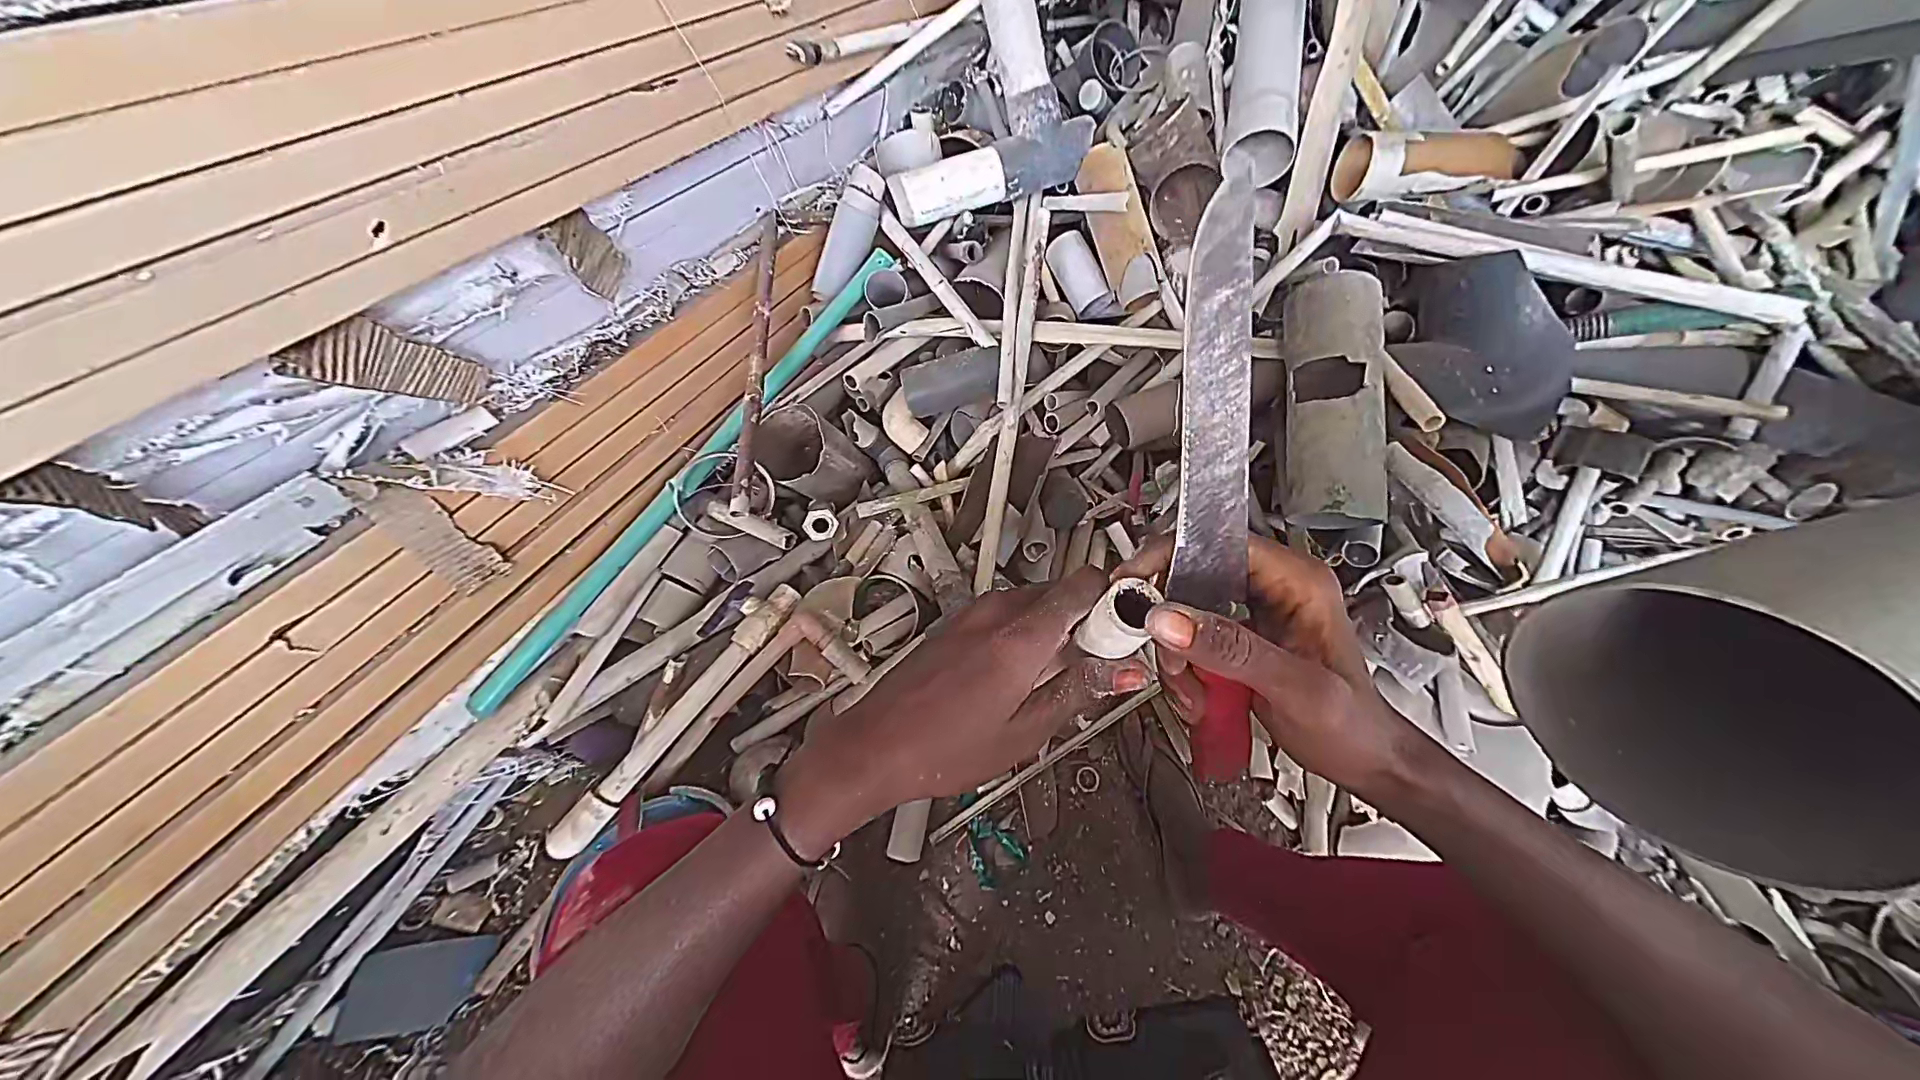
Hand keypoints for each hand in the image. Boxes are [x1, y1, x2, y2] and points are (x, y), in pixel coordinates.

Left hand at [777, 566, 1150, 856]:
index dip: (1115, 602)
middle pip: (1063, 591)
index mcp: (1021, 636)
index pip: (1085, 584)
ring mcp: (973, 613)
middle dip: (1088, 621)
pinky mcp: (958, 621)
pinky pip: (1007, 612)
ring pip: (1036, 602)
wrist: (875, 744)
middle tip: (1098, 665)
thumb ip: (1079, 691)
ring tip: (1055, 678)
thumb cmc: (942, 747)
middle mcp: (996, 611)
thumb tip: (1122, 671)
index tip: (1126, 632)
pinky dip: (1027, 633)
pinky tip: (1020, 676)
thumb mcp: (1026, 732)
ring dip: (1057, 629)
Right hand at [1115, 532, 1429, 801]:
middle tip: (1167, 656)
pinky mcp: (1235, 637)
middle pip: (1189, 575)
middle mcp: (1271, 587)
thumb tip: (1168, 618)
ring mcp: (1250, 612)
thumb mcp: (1295, 687)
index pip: (1217, 541)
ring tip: (1194, 690)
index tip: (1134, 582)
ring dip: (1174, 654)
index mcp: (1297, 580)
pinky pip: (1187, 638)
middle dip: (1168, 620)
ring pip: (1181, 610)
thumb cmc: (1354, 726)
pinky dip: (1180, 667)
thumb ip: (1231, 650)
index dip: (1168, 555)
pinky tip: (1198, 694)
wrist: (1363, 760)